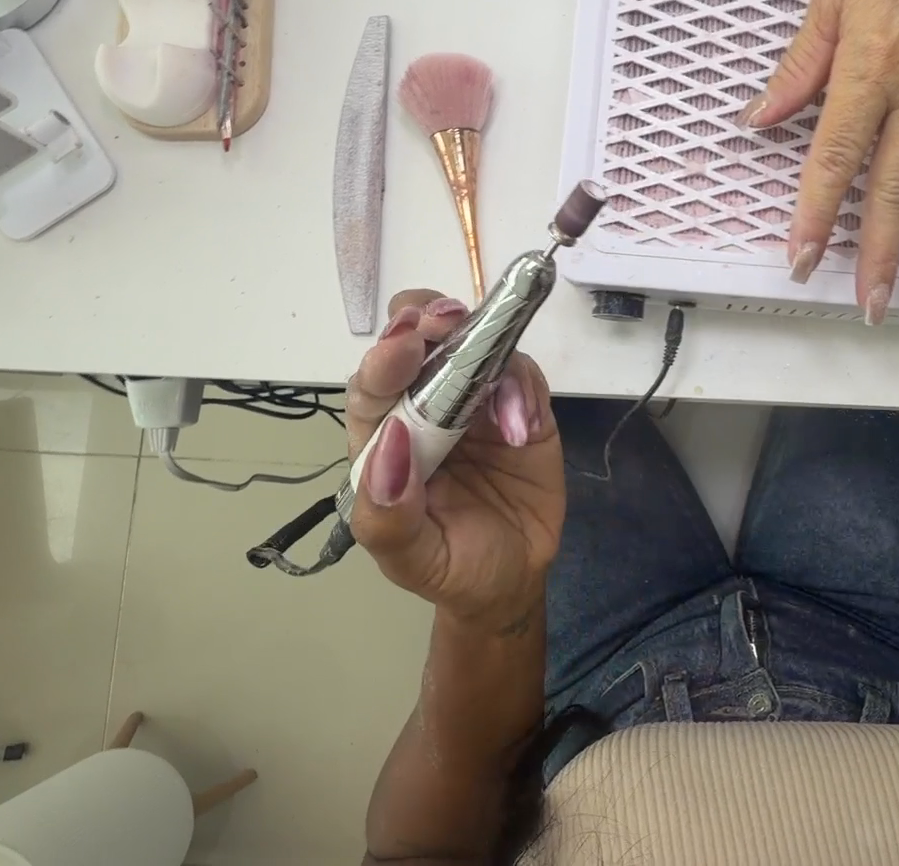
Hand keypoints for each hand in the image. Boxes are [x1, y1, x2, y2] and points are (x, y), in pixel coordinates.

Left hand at [346, 290, 565, 633]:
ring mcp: (478, 401)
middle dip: (427, 320)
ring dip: (489, 352)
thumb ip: (389, 516)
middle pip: (418, 340)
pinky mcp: (522, 404)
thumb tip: (391, 442)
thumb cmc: (453, 566)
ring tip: (505, 404)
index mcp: (385, 439)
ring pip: (477, 344)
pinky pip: (524, 375)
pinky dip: (525, 389)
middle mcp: (427, 408)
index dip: (384, 359)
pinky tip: (524, 429)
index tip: (406, 344)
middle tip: (447, 320)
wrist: (516, 579)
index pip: (373, 387)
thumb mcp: (412, 559)